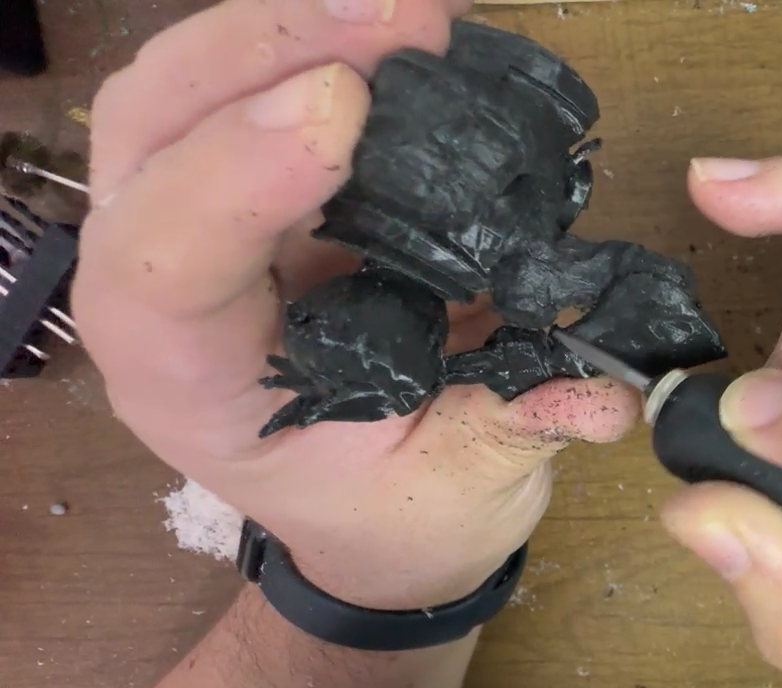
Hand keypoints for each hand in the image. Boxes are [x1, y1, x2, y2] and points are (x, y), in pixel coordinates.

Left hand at [73, 0, 637, 609]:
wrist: (389, 526)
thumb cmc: (406, 521)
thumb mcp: (464, 491)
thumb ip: (518, 432)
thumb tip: (605, 390)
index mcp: (196, 383)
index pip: (162, 262)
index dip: (238, 174)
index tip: (342, 104)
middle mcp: (181, 294)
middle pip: (159, 134)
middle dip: (266, 52)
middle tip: (396, 16)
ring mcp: (227, 244)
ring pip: (198, 100)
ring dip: (295, 35)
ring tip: (409, 14)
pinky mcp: (289, 224)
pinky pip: (279, 120)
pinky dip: (338, 72)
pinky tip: (415, 57)